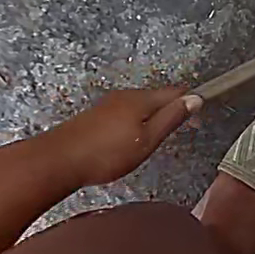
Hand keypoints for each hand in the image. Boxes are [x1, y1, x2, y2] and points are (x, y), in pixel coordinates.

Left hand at [43, 88, 201, 185]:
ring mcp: (108, 105)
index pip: (176, 92)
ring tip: (158, 138)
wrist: (56, 162)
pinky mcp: (96, 116)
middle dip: (173, 109)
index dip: (191, 102)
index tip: (198, 120)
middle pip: (158, 97)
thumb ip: (172, 118)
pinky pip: (127, 112)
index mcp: (141, 100)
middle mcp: (125, 96)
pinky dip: (138, 121)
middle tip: (182, 131)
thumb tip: (195, 99)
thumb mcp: (148, 139)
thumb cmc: (105, 154)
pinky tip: (133, 139)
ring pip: (142, 105)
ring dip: (155, 116)